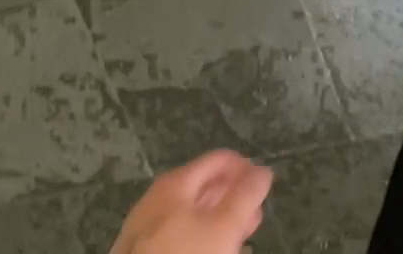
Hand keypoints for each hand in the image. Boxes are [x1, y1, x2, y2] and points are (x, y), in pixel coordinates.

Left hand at [111, 151, 271, 253]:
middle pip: (206, 187)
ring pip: (192, 215)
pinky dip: (198, 239)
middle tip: (253, 220)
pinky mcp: (139, 252)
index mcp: (175, 183)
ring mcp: (144, 227)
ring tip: (237, 240)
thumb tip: (263, 171)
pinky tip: (212, 251)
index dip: (247, 170)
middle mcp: (156, 198)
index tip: (262, 192)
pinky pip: (177, 236)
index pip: (222, 159)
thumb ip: (248, 193)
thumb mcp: (225, 225)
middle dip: (234, 200)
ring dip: (219, 222)